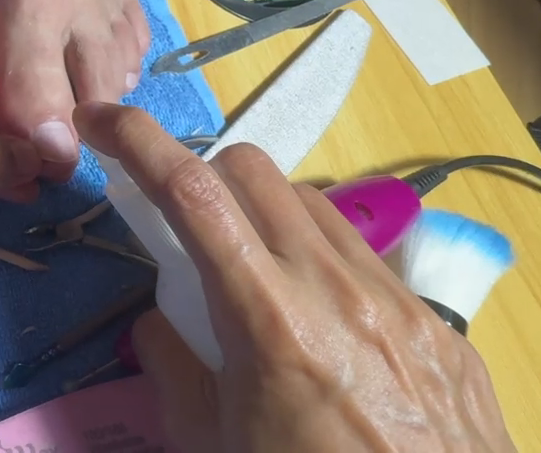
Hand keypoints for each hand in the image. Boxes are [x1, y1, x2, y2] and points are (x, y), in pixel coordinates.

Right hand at [74, 103, 514, 452]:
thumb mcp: (206, 442)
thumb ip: (169, 360)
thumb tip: (163, 317)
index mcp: (269, 321)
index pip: (191, 192)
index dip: (135, 139)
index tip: (96, 119)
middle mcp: (338, 291)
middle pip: (251, 168)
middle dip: (201, 172)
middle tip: (188, 223)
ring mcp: (401, 305)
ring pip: (310, 201)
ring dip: (263, 213)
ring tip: (258, 274)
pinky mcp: (444, 329)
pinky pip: (366, 257)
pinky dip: (321, 262)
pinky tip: (328, 329)